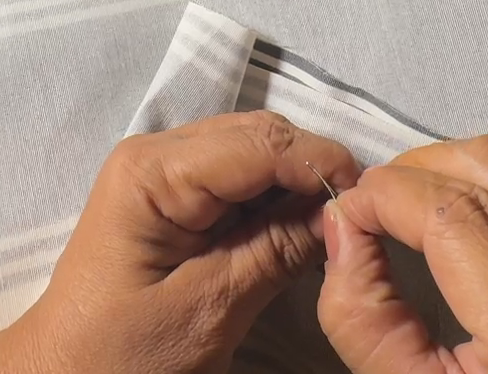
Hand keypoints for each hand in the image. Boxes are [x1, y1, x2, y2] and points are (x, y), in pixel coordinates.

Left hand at [0, 111, 358, 373]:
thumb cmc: (123, 355)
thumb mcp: (206, 310)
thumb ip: (272, 251)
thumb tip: (336, 214)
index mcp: (154, 170)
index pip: (255, 143)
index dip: (316, 162)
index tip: (364, 199)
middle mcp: (156, 148)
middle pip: (254, 134)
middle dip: (307, 166)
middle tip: (351, 215)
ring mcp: (160, 165)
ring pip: (248, 147)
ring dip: (292, 177)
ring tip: (328, 220)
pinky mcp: (169, 188)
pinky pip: (233, 173)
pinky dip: (269, 191)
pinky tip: (292, 221)